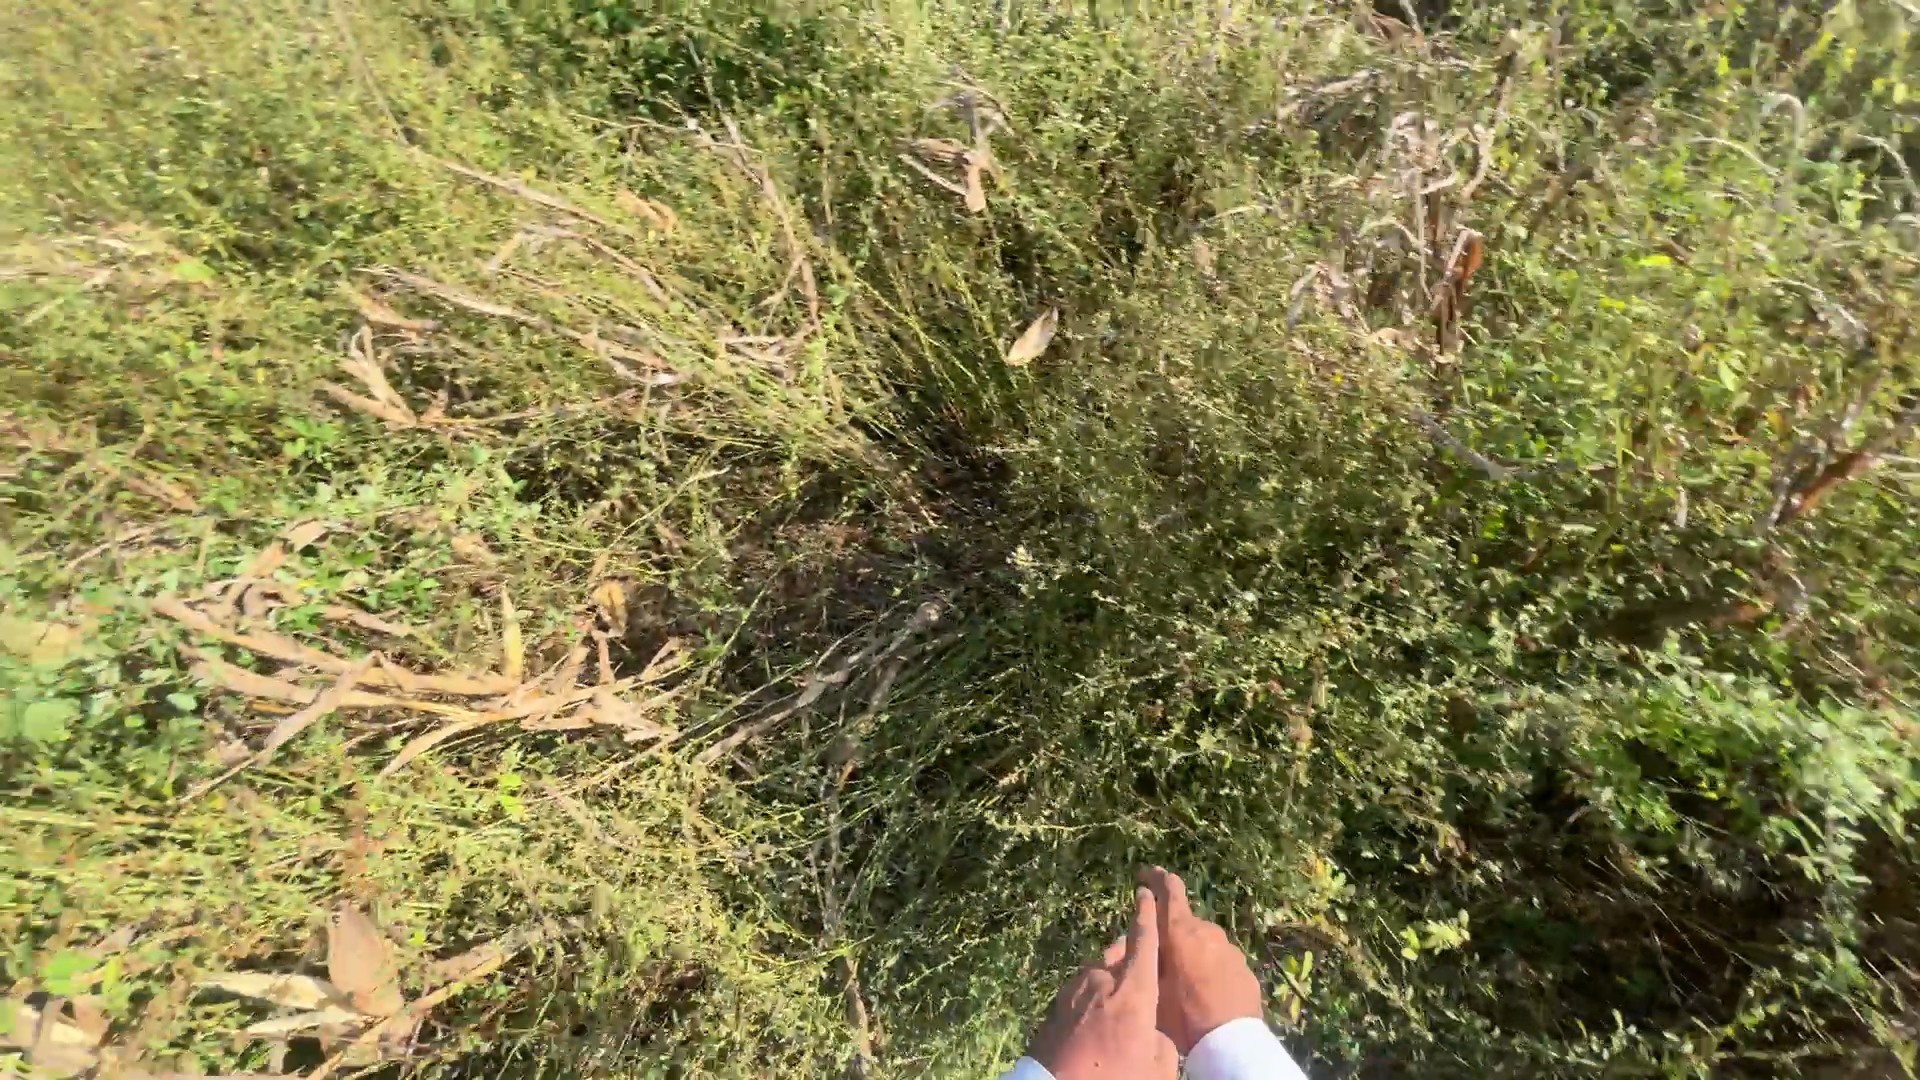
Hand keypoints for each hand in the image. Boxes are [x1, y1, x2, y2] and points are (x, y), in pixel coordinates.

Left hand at [1029, 887, 1178, 1079]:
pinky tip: (1095, 1024)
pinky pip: (1081, 992)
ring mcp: (1074, 989)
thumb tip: (1154, 1032)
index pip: (1143, 941)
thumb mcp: (1159, 1069)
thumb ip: (1163, 1042)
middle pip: (1118, 955)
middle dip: (1129, 957)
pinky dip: (1092, 1000)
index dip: (1146, 915)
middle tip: (1139, 971)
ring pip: (1097, 974)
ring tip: (1118, 1009)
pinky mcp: (1056, 1004)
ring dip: (1109, 983)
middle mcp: (1101, 979)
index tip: (1145, 893)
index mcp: (1131, 990)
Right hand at [1138, 866, 1263, 1053]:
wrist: (1232, 1045)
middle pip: (1181, 922)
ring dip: (1188, 951)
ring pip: (1201, 941)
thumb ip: (1137, 959)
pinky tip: (1202, 990)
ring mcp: (1228, 948)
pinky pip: (1219, 959)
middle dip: (1167, 933)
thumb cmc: (1184, 1015)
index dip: (1155, 877)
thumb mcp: (1151, 986)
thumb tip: (1117, 946)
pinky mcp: (1243, 967)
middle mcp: (1206, 930)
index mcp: (1180, 929)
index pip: (1169, 887)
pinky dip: (1207, 966)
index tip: (1144, 875)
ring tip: (1180, 980)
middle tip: (1155, 956)